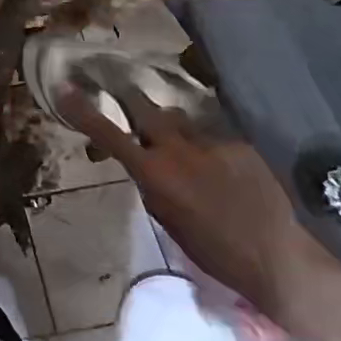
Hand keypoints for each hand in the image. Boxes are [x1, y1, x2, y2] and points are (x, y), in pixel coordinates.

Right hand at [57, 85, 323, 315]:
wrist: (275, 255)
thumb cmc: (212, 250)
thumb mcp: (168, 219)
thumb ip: (153, 185)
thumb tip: (146, 165)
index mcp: (155, 173)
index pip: (110, 135)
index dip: (84, 111)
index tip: (65, 88)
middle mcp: (179, 149)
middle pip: (146, 109)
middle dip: (129, 97)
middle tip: (120, 86)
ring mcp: (212, 141)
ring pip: (181, 121)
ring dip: (172, 127)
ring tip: (181, 144)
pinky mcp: (239, 142)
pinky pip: (212, 135)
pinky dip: (207, 146)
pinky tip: (221, 166)